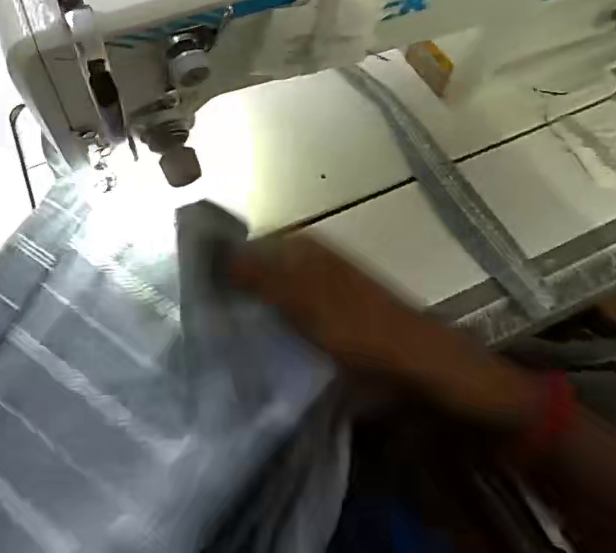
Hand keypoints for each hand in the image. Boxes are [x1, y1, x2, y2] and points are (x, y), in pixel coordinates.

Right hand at [229, 234, 540, 428]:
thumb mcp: (301, 297)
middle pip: (252, 269)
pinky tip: (256, 349)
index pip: (240, 245)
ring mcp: (319, 286)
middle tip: (201, 322)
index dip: (215, 267)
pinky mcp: (328, 316)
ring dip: (248, 313)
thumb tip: (205, 250)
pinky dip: (269, 328)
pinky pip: (284, 315)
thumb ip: (254, 272)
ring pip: (267, 293)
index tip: (190, 297)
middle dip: (229, 291)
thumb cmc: (360, 327)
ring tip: (221, 338)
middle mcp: (306, 256)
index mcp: (298, 243)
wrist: (426, 370)